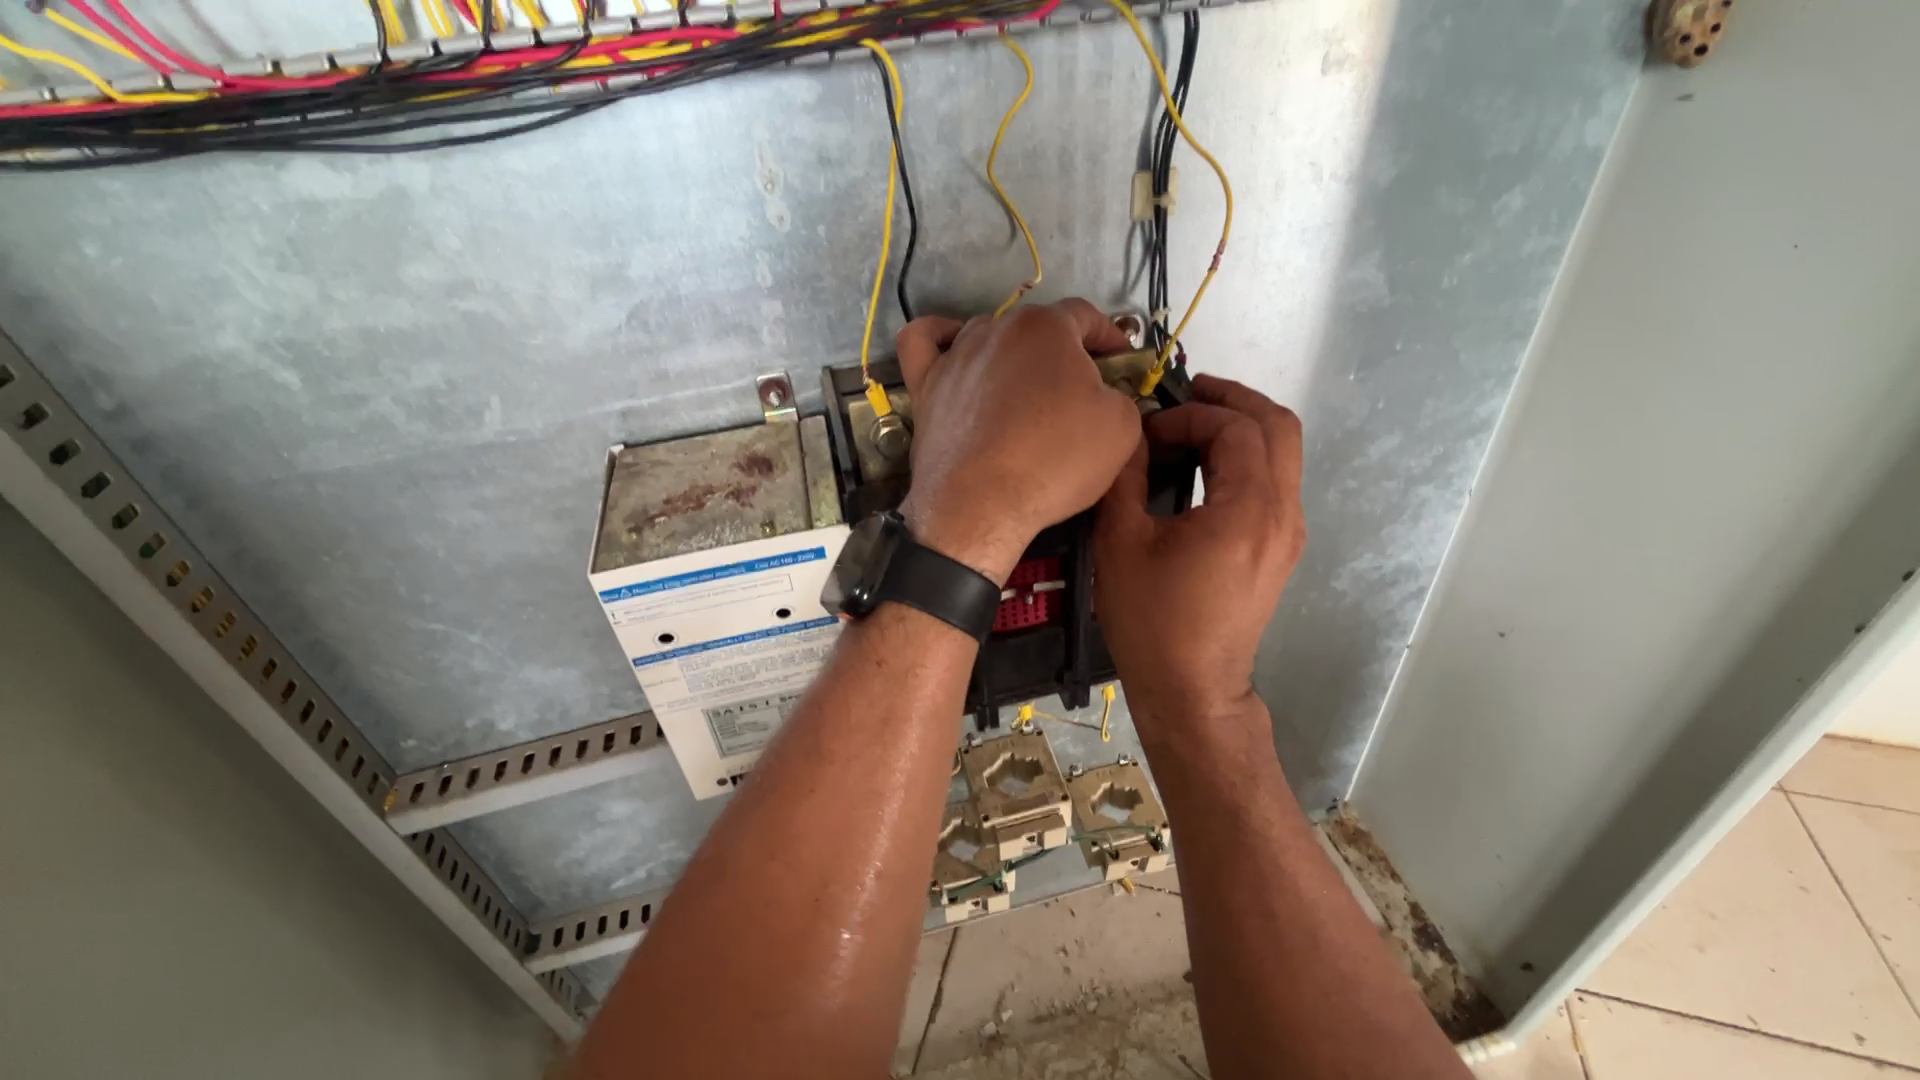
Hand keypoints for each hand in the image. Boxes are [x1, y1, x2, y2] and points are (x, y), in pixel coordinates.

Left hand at [894, 299, 1142, 582]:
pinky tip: (953, 352)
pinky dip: (939, 340)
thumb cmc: (1054, 462)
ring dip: (1011, 356)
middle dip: (1063, 354)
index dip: (1111, 338)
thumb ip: (1120, 396)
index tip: (1122, 363)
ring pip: (988, 337)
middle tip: (1080, 393)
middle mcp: (996, 329)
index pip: (1087, 317)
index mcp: (1046, 327)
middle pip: (1037, 330)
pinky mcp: (923, 386)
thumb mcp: (1120, 428)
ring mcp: (954, 356)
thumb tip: (1105, 395)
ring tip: (1024, 391)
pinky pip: (924, 344)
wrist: (979, 506)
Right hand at [1094, 375, 1306, 738]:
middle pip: (1279, 427)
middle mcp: (1283, 514)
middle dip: (1232, 400)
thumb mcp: (1121, 543)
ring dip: (1243, 426)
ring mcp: (1290, 533)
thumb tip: (1127, 436)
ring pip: (1284, 452)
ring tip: (1193, 424)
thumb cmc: (1151, 621)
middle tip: (1187, 393)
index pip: (1235, 429)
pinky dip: (1247, 456)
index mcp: (1247, 510)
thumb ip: (1124, 478)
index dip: (1190, 415)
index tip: (1148, 431)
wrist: (1192, 689)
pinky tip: (1205, 465)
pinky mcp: (1282, 547)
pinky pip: (1276, 480)